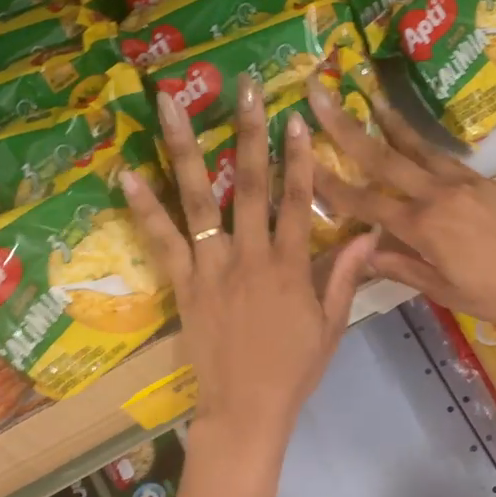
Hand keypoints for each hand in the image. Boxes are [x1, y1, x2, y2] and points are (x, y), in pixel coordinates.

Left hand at [122, 76, 375, 436]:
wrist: (247, 407)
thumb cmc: (296, 369)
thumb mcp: (332, 325)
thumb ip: (347, 276)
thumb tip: (369, 233)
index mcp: (292, 268)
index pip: (299, 203)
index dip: (299, 159)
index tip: (295, 119)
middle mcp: (251, 258)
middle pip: (251, 187)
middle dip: (248, 134)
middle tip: (244, 88)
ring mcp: (212, 269)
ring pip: (199, 201)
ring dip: (185, 150)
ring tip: (169, 104)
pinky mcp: (183, 285)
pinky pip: (162, 241)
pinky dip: (144, 208)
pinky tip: (126, 172)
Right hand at [306, 77, 495, 332]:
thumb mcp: (446, 291)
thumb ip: (404, 269)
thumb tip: (365, 253)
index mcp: (424, 228)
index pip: (366, 203)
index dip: (330, 183)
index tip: (301, 158)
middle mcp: (438, 196)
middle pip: (384, 157)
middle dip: (346, 126)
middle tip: (317, 93)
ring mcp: (464, 183)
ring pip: (416, 147)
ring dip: (387, 121)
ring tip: (364, 94)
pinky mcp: (484, 181)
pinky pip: (443, 157)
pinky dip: (421, 143)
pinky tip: (410, 135)